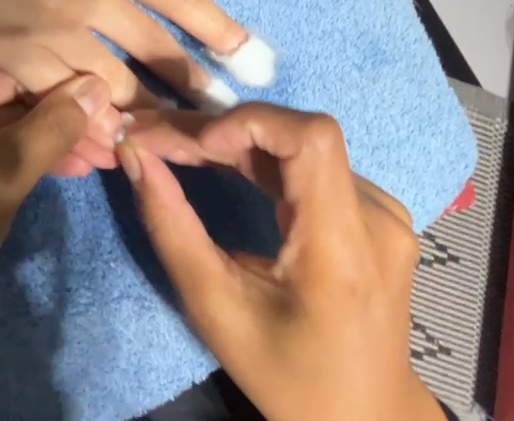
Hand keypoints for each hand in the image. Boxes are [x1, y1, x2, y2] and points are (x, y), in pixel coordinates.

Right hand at [0, 0, 251, 150]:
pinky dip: (86, 118)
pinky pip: (59, 97)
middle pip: (156, 52)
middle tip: (227, 114)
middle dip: (196, 86)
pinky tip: (107, 133)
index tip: (253, 59)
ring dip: (148, 112)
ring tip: (176, 134)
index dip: (221, 31)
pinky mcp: (13, 56)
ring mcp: (51, 32)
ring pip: (114, 85)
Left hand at [0, 18, 100, 419]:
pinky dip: (32, 142)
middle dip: (60, 88)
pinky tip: (81, 163)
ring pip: (7, 102)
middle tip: (117, 108)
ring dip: (54, 122)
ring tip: (112, 144)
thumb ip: (56, 123)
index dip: (21, 5)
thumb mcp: (8, 169)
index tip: (73, 9)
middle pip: (3, 62)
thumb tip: (101, 85)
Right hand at [117, 105, 444, 420]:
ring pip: (294, 144)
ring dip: (230, 140)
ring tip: (172, 146)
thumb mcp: (215, 307)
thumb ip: (171, 224)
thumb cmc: (287, 375)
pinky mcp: (373, 212)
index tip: (192, 145)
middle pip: (292, 136)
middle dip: (215, 130)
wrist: (365, 418)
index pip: (310, 138)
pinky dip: (254, 156)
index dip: (246, 122)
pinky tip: (216, 162)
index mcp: (342, 247)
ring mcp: (381, 212)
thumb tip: (132, 152)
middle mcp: (375, 217)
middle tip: (151, 137)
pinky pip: (307, 162)